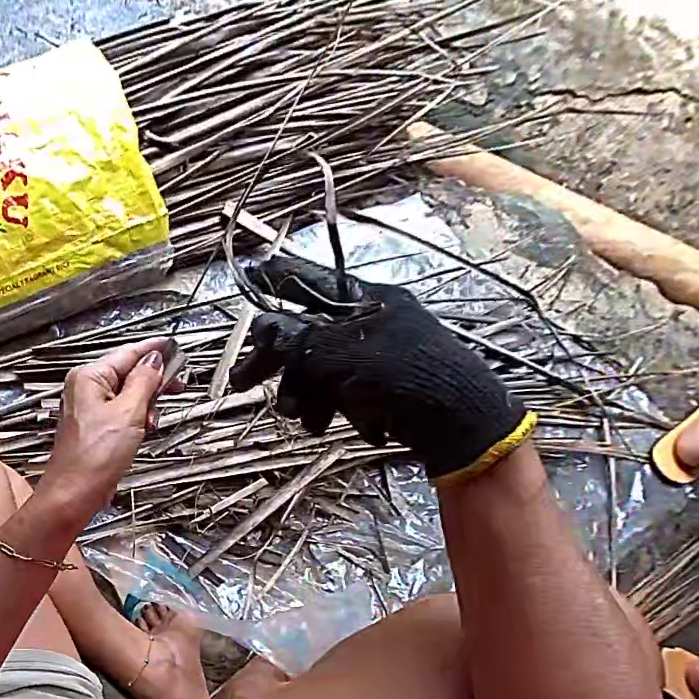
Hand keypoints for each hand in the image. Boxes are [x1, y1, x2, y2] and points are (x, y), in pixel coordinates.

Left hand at [42, 337, 170, 514]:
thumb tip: (154, 360)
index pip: (128, 353)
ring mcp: (89, 409)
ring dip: (146, 405)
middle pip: (128, 373)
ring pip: (127, 395)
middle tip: (175, 384)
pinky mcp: (95, 428)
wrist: (75, 492)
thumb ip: (144, 381)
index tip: (173, 348)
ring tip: (151, 420)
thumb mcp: (128, 412)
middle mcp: (85, 389)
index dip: (154, 350)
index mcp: (89, 377)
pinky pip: (122, 414)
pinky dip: (136, 419)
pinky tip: (143, 430)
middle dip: (153, 382)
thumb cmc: (92, 457)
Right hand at [229, 255, 534, 482]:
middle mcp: (363, 324)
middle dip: (275, 361)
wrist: (456, 422)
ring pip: (313, 369)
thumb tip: (263, 327)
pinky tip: (320, 424)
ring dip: (299, 393)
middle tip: (242, 381)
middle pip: (305, 333)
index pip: (313, 281)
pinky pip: (331, 392)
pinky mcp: (369, 387)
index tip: (252, 274)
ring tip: (297, 415)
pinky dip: (321, 407)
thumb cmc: (406, 375)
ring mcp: (366, 357)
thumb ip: (301, 340)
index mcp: (364, 301)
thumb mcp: (347, 354)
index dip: (280, 279)